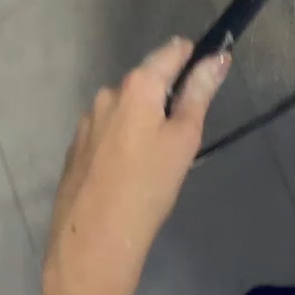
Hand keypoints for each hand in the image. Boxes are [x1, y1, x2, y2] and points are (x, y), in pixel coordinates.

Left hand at [43, 37, 228, 294]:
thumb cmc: (149, 188)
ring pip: (126, 109)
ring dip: (142, 121)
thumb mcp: (184, 139)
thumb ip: (199, 93)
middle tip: (182, 138)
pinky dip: (122, 142)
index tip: (206, 80)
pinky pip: (107, 131)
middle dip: (166, 98)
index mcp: (137, 85)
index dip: (193, 59)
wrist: (93, 243)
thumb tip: (218, 56)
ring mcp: (87, 120)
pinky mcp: (76, 147)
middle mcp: (107, 93)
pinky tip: (128, 174)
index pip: (171, 51)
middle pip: (146, 81)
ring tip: (155, 163)